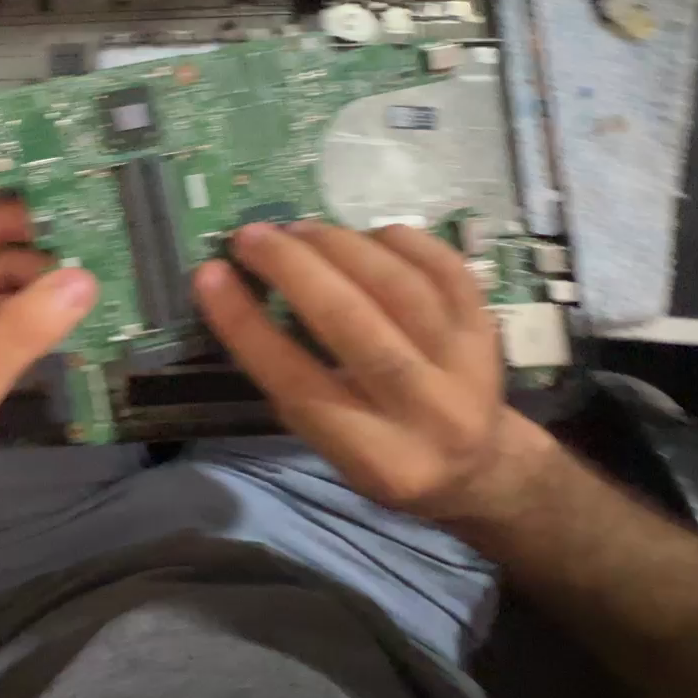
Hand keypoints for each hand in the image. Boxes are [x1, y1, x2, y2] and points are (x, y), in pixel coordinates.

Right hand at [194, 221, 554, 520]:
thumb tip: (242, 291)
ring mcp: (468, 368)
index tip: (208, 274)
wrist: (480, 468)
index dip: (245, 323)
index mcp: (374, 456)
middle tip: (249, 237)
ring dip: (338, 245)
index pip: (296, 380)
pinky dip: (398, 240)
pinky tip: (362, 233)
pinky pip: (445, 268)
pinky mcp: (490, 331)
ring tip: (298, 229)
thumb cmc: (379, 451)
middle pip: (351, 324)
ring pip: (398, 287)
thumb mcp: (325, 441)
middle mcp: (426, 413)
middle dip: (291, 268)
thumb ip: (290, 377)